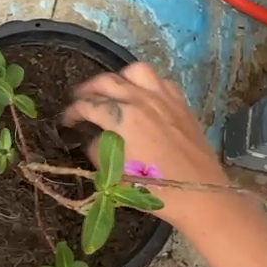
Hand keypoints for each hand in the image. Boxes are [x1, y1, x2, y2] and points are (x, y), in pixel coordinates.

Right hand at [62, 63, 240, 228]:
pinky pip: (160, 82)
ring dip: (119, 78)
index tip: (66, 120)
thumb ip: (98, 151)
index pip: (89, 105)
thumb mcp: (116, 175)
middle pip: (107, 82)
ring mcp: (164, 99)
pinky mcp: (181, 104)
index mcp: (122, 118)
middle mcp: (141, 100)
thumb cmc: (155, 189)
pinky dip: (146, 84)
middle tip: (80, 99)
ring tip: (113, 91)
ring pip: (135, 71)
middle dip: (88, 89)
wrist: (200, 194)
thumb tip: (93, 139)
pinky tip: (143, 96)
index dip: (72, 111)